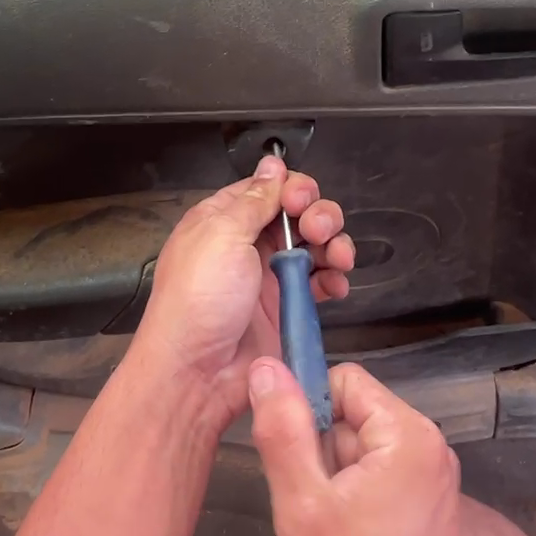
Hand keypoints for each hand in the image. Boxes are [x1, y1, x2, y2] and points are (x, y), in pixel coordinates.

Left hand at [129, 155, 354, 422]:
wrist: (197, 373)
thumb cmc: (198, 299)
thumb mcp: (221, 235)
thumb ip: (255, 199)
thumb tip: (272, 162)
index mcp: (225, 219)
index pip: (269, 188)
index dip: (292, 188)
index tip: (300, 201)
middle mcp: (249, 242)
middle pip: (299, 212)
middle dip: (319, 214)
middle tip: (317, 230)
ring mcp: (270, 275)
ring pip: (316, 245)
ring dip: (335, 244)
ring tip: (338, 258)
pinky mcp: (288, 306)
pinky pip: (321, 283)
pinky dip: (335, 279)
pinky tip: (337, 285)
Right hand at [249, 359, 462, 535]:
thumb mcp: (301, 504)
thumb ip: (282, 429)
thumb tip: (266, 365)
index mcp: (411, 436)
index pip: (345, 381)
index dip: (310, 409)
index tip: (294, 452)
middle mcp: (431, 450)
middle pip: (352, 415)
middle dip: (322, 450)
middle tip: (312, 503)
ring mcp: (431, 482)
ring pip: (358, 449)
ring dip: (332, 478)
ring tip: (327, 528)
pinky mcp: (425, 511)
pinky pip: (375, 478)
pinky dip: (350, 499)